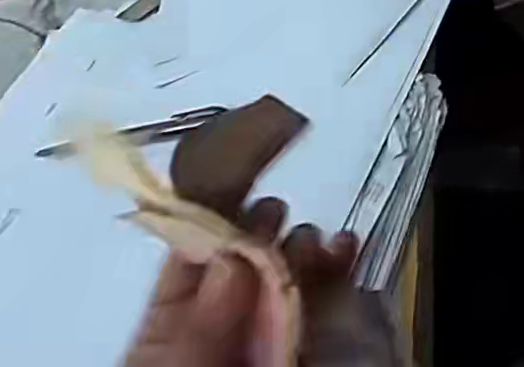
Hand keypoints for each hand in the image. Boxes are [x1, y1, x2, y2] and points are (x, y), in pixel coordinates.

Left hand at [124, 199, 393, 366]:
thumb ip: (187, 341)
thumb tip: (225, 261)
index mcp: (178, 345)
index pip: (185, 272)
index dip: (198, 225)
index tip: (218, 177)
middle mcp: (234, 328)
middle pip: (244, 257)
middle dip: (256, 230)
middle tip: (269, 211)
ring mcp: (290, 324)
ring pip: (293, 261)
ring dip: (301, 241)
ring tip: (310, 246)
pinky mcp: (343, 323)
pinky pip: (341, 276)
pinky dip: (343, 253)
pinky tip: (344, 248)